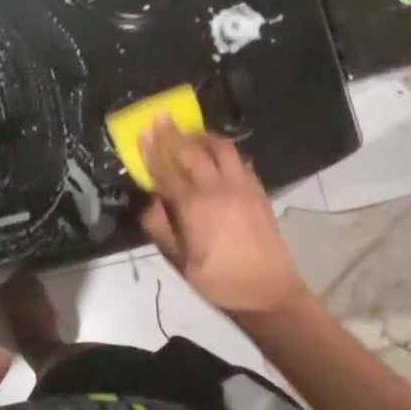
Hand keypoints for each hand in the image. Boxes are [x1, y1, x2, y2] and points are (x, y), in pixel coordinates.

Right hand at [139, 118, 308, 314]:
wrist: (269, 292)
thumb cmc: (218, 281)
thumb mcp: (180, 261)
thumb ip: (161, 228)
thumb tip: (151, 202)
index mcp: (194, 207)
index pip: (166, 171)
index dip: (152, 151)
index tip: (142, 133)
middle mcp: (218, 189)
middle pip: (192, 152)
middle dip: (174, 133)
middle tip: (161, 117)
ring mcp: (242, 186)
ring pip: (221, 148)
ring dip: (202, 136)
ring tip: (190, 132)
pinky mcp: (258, 190)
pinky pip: (239, 160)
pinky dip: (224, 151)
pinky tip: (217, 155)